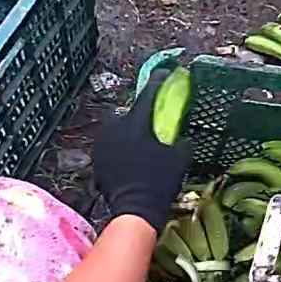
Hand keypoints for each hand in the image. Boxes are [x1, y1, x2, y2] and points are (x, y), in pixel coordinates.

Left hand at [92, 72, 191, 230]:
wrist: (134, 208)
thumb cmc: (159, 182)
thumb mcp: (180, 160)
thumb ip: (181, 142)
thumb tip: (183, 137)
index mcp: (137, 122)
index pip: (149, 94)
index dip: (160, 80)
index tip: (167, 72)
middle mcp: (116, 127)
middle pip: (130, 113)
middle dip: (141, 116)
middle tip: (153, 126)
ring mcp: (103, 143)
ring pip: (118, 130)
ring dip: (128, 134)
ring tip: (140, 146)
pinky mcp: (97, 159)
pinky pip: (111, 147)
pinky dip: (120, 150)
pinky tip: (130, 161)